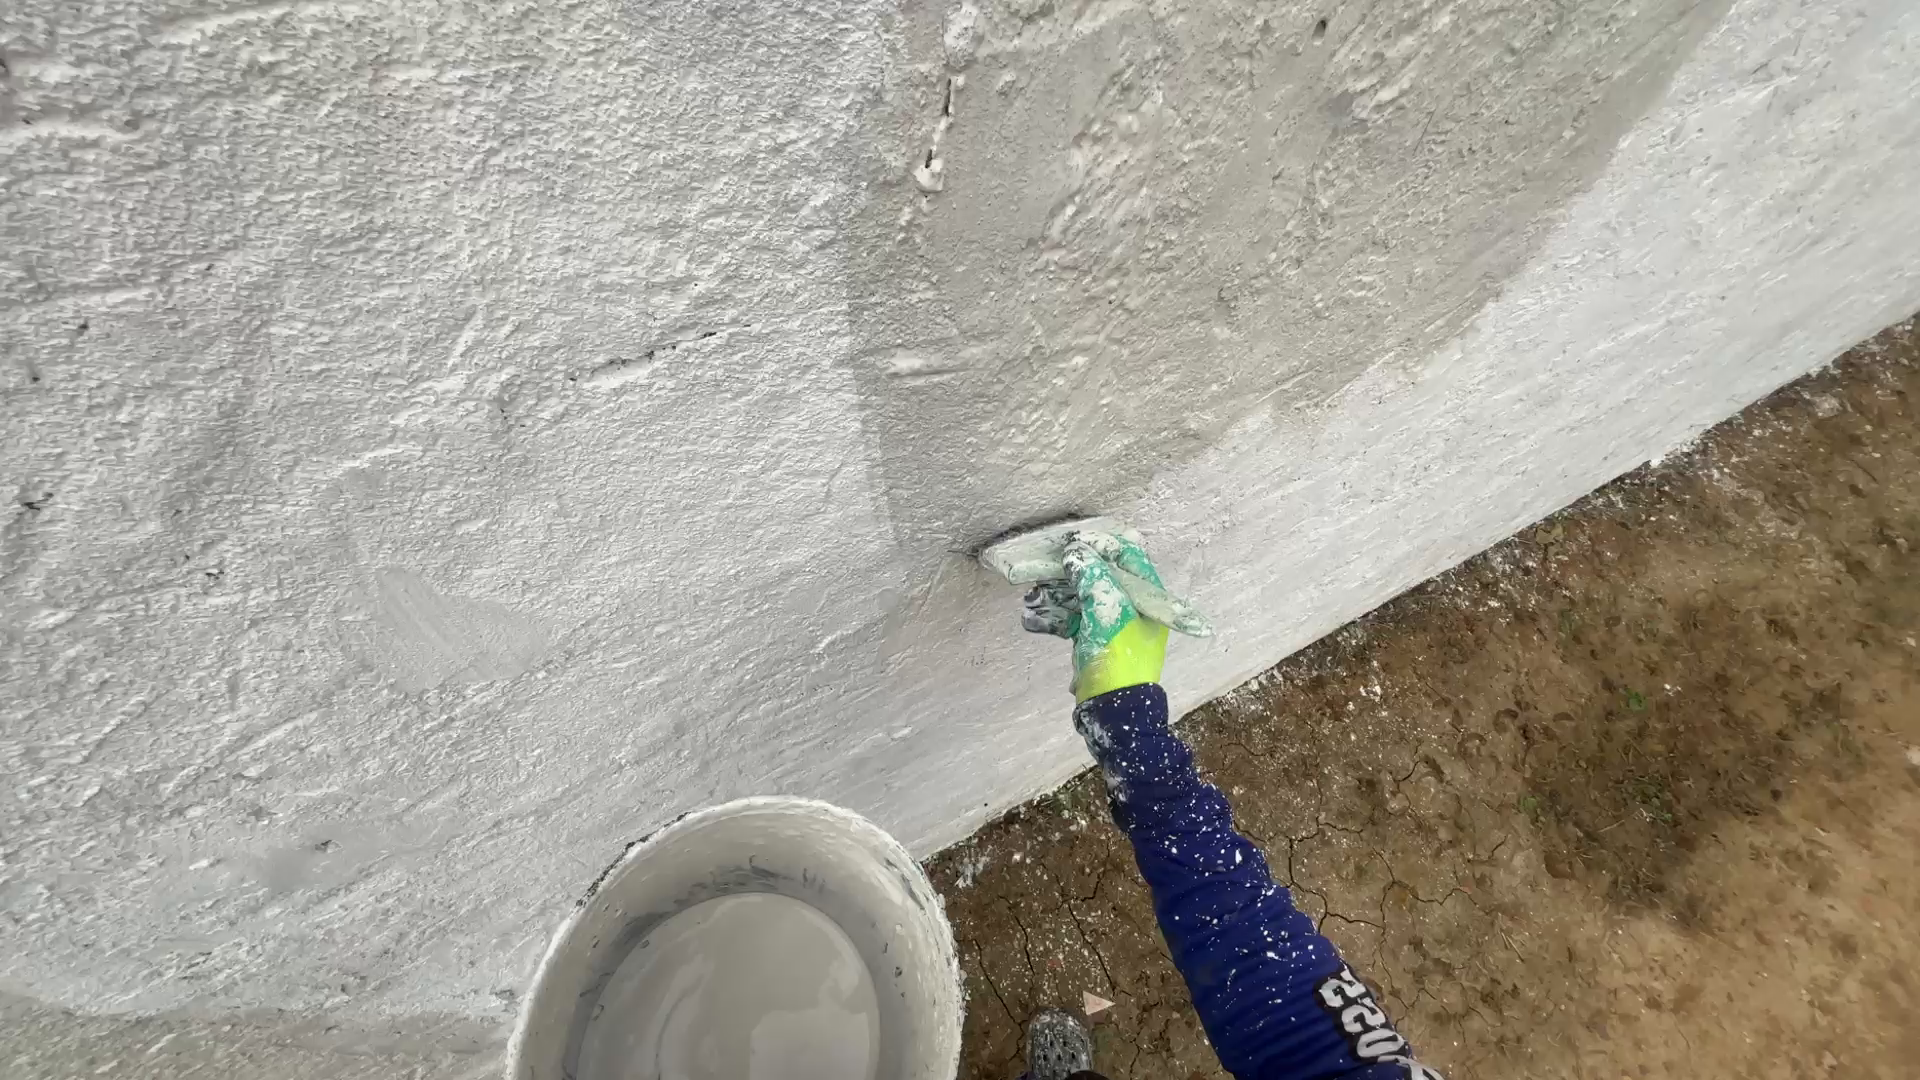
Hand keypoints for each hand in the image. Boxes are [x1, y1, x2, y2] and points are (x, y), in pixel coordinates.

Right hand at [1021, 530, 1172, 700]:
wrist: (1113, 714)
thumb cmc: (1118, 661)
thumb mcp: (1107, 612)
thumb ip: (1092, 576)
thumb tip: (1075, 552)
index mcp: (1146, 597)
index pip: (1126, 555)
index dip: (1100, 544)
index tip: (1072, 541)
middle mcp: (1131, 606)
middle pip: (1097, 574)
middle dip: (1067, 573)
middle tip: (1043, 567)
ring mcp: (1111, 624)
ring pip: (1078, 596)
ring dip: (1053, 595)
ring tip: (1032, 599)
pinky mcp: (1092, 639)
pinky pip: (1070, 618)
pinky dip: (1051, 616)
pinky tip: (1032, 619)